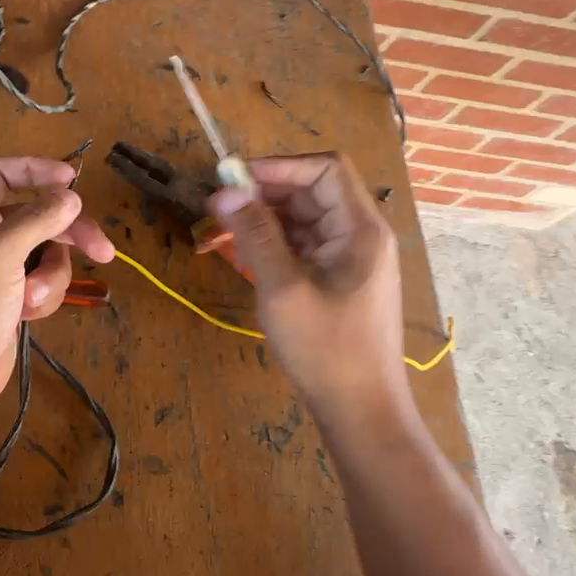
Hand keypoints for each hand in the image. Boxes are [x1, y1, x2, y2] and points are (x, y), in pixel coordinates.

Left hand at [0, 157, 115, 425]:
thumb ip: (37, 219)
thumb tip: (71, 196)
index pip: (1, 174)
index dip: (35, 171)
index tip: (72, 179)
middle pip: (36, 215)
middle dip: (66, 235)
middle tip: (103, 250)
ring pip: (46, 253)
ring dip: (49, 276)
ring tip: (32, 300)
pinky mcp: (11, 296)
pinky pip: (43, 282)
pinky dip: (43, 297)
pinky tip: (28, 316)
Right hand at [207, 153, 406, 419]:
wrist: (359, 408)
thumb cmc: (325, 348)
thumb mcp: (282, 288)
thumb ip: (255, 234)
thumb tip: (225, 190)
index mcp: (360, 229)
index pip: (324, 169)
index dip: (278, 167)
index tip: (234, 180)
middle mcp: (359, 235)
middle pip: (309, 193)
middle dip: (261, 195)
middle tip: (215, 210)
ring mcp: (348, 258)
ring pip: (300, 220)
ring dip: (259, 221)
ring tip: (215, 237)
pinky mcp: (335, 279)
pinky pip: (300, 246)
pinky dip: (268, 245)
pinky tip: (237, 257)